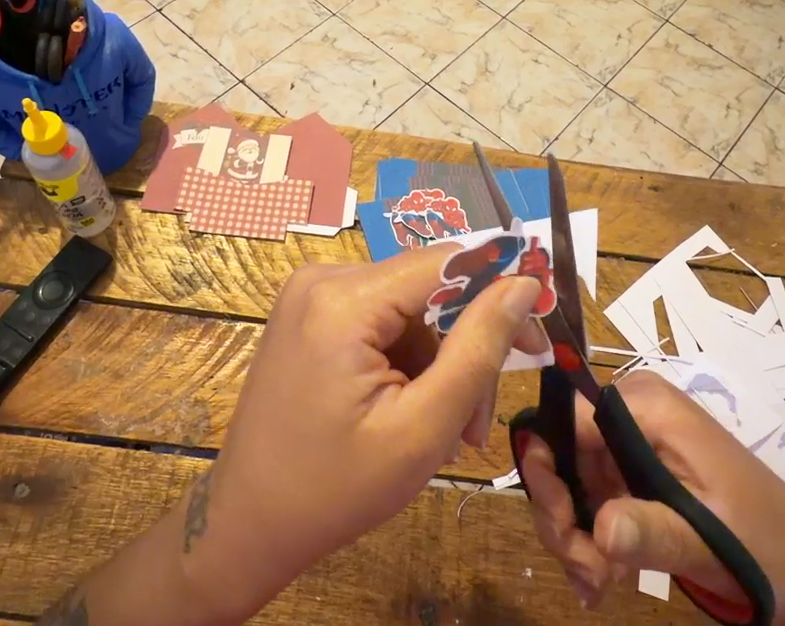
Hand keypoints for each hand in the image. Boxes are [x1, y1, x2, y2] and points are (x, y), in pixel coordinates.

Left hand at [180, 246, 548, 619]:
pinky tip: (409, 411)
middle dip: (463, 350)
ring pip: (409, 309)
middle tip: (475, 425)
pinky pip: (380, 320)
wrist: (249, 522)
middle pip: (428, 289)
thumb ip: (479, 349)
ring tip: (444, 432)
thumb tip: (524, 283)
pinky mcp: (310, 314)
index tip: (535, 340)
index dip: (499, 291)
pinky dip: (405, 362)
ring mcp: (311, 295)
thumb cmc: (336, 488)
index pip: (446, 262)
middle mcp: (323, 278)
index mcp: (343, 299)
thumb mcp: (423, 427)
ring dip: (437, 364)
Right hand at [520, 370, 784, 624]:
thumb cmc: (766, 545)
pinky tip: (603, 576)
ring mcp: (631, 441)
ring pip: (568, 479)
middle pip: (561, 452)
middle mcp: (630, 411)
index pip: (564, 417)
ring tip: (599, 583)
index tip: (565, 531)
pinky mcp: (634, 470)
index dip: (549, 471)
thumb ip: (652, 532)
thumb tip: (601, 530)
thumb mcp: (709, 541)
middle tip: (588, 571)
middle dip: (562, 515)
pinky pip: (589, 495)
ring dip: (574, 534)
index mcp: (647, 406)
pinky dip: (588, 537)